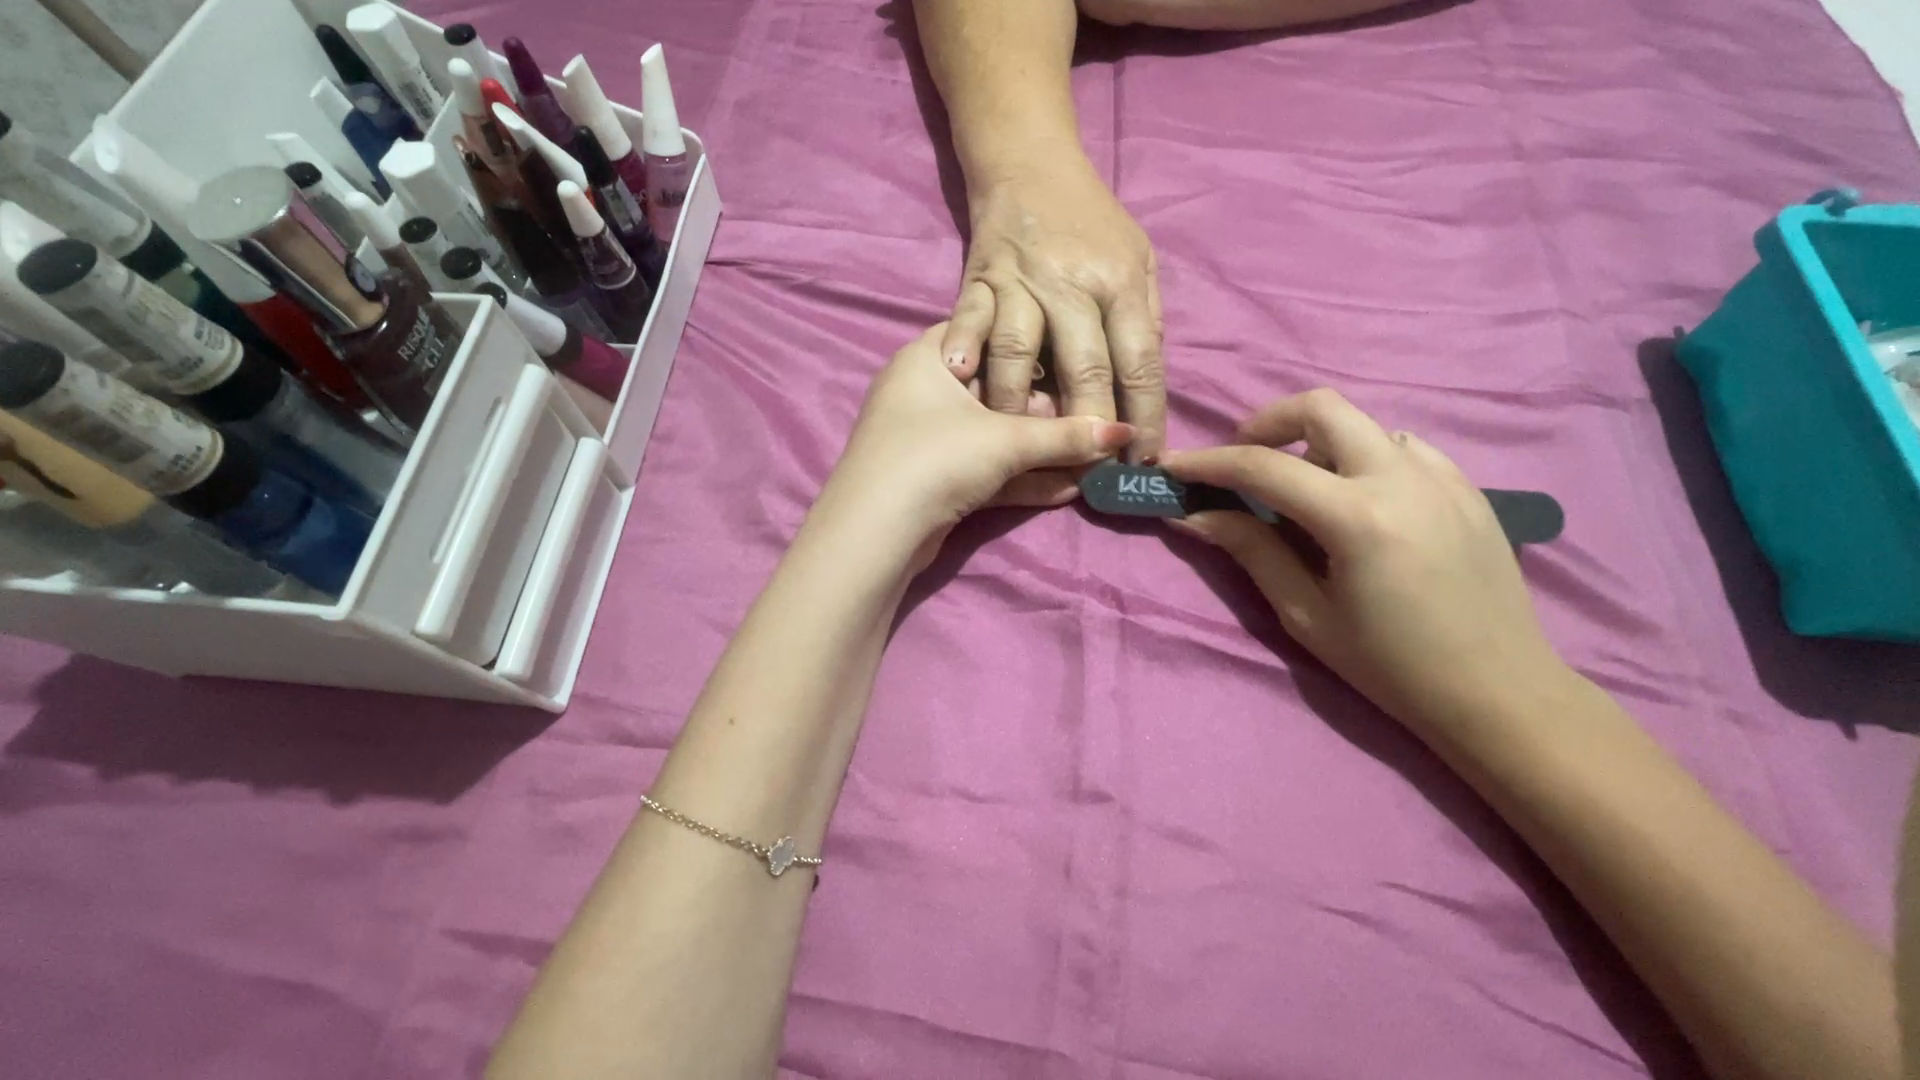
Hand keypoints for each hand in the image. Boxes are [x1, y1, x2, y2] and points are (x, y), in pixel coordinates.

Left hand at [814, 323, 1134, 565]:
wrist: (876, 533)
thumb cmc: (936, 457)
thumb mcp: (1007, 440)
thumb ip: (1067, 434)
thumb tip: (1123, 433)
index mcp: (929, 356)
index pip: (991, 333)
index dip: (1040, 346)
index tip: (1084, 358)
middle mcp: (925, 391)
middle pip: (999, 391)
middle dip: (1050, 413)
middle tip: (1098, 422)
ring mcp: (929, 439)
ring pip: (995, 438)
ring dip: (1041, 454)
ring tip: (1093, 463)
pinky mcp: (936, 480)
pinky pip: (987, 470)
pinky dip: (1023, 479)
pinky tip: (1068, 490)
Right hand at [942, 156, 1164, 461]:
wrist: (1028, 162)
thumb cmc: (1090, 220)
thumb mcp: (1139, 257)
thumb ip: (1146, 317)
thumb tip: (1147, 386)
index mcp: (1121, 281)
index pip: (1140, 362)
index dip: (1146, 416)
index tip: (1146, 461)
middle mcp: (1073, 284)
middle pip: (1085, 367)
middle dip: (1090, 428)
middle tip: (1093, 477)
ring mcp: (1021, 281)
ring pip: (1021, 351)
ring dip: (1022, 405)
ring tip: (1024, 448)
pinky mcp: (978, 278)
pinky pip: (969, 317)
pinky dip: (963, 345)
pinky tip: (960, 375)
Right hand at [1161, 390, 1569, 734]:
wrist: (1498, 691)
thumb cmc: (1390, 666)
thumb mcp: (1307, 615)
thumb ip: (1252, 551)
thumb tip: (1194, 516)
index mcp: (1358, 517)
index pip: (1265, 467)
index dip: (1210, 463)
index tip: (1174, 467)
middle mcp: (1402, 477)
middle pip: (1321, 407)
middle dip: (1268, 423)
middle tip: (1244, 463)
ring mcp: (1442, 475)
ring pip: (1364, 424)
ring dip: (1319, 444)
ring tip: (1305, 494)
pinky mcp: (1467, 486)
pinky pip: (1402, 449)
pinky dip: (1364, 460)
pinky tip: (1361, 506)